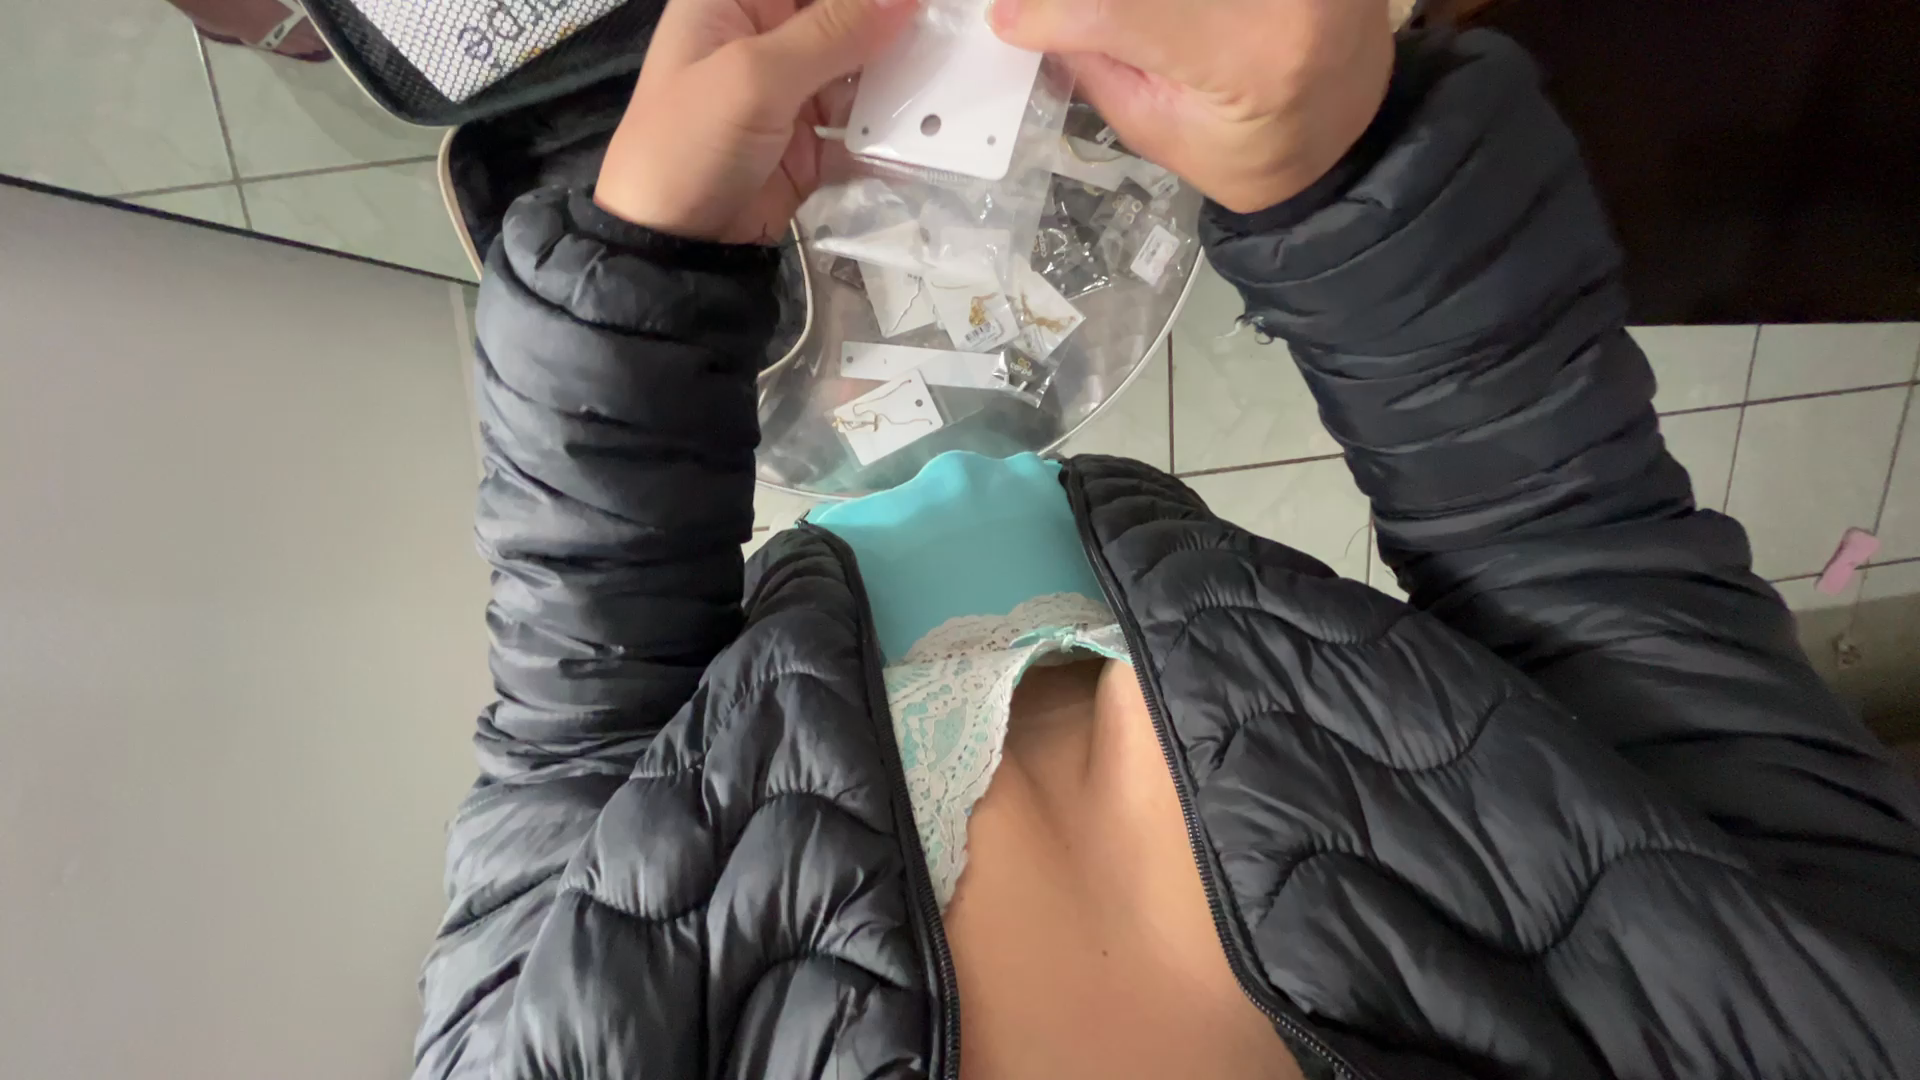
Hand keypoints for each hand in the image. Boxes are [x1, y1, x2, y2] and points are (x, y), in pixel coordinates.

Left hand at [596, 0, 918, 243]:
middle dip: (890, 32)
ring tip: (944, 92)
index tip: (918, 4)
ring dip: (894, 90)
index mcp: (737, 1)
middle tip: (947, 38)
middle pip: (841, 23)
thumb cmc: (691, 143)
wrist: (675, 245)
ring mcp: (789, 102)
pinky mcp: (807, 154)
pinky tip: (918, 145)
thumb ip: (833, 34)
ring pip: (856, 82)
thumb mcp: (757, 76)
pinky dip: (883, 146)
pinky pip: (855, 140)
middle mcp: (766, 43)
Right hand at [990, 0, 1393, 213]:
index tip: (1004, 18)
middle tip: (1036, 16)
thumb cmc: (1245, 155)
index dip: (1052, 10)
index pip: (1121, 7)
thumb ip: (1098, 66)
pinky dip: (1157, 1)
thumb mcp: (1159, 131)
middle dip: (1080, 1)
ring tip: (1084, 22)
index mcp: (1248, 49)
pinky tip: (1137, 17)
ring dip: (1125, 4)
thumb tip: (1029, 13)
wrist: (1342, 132)